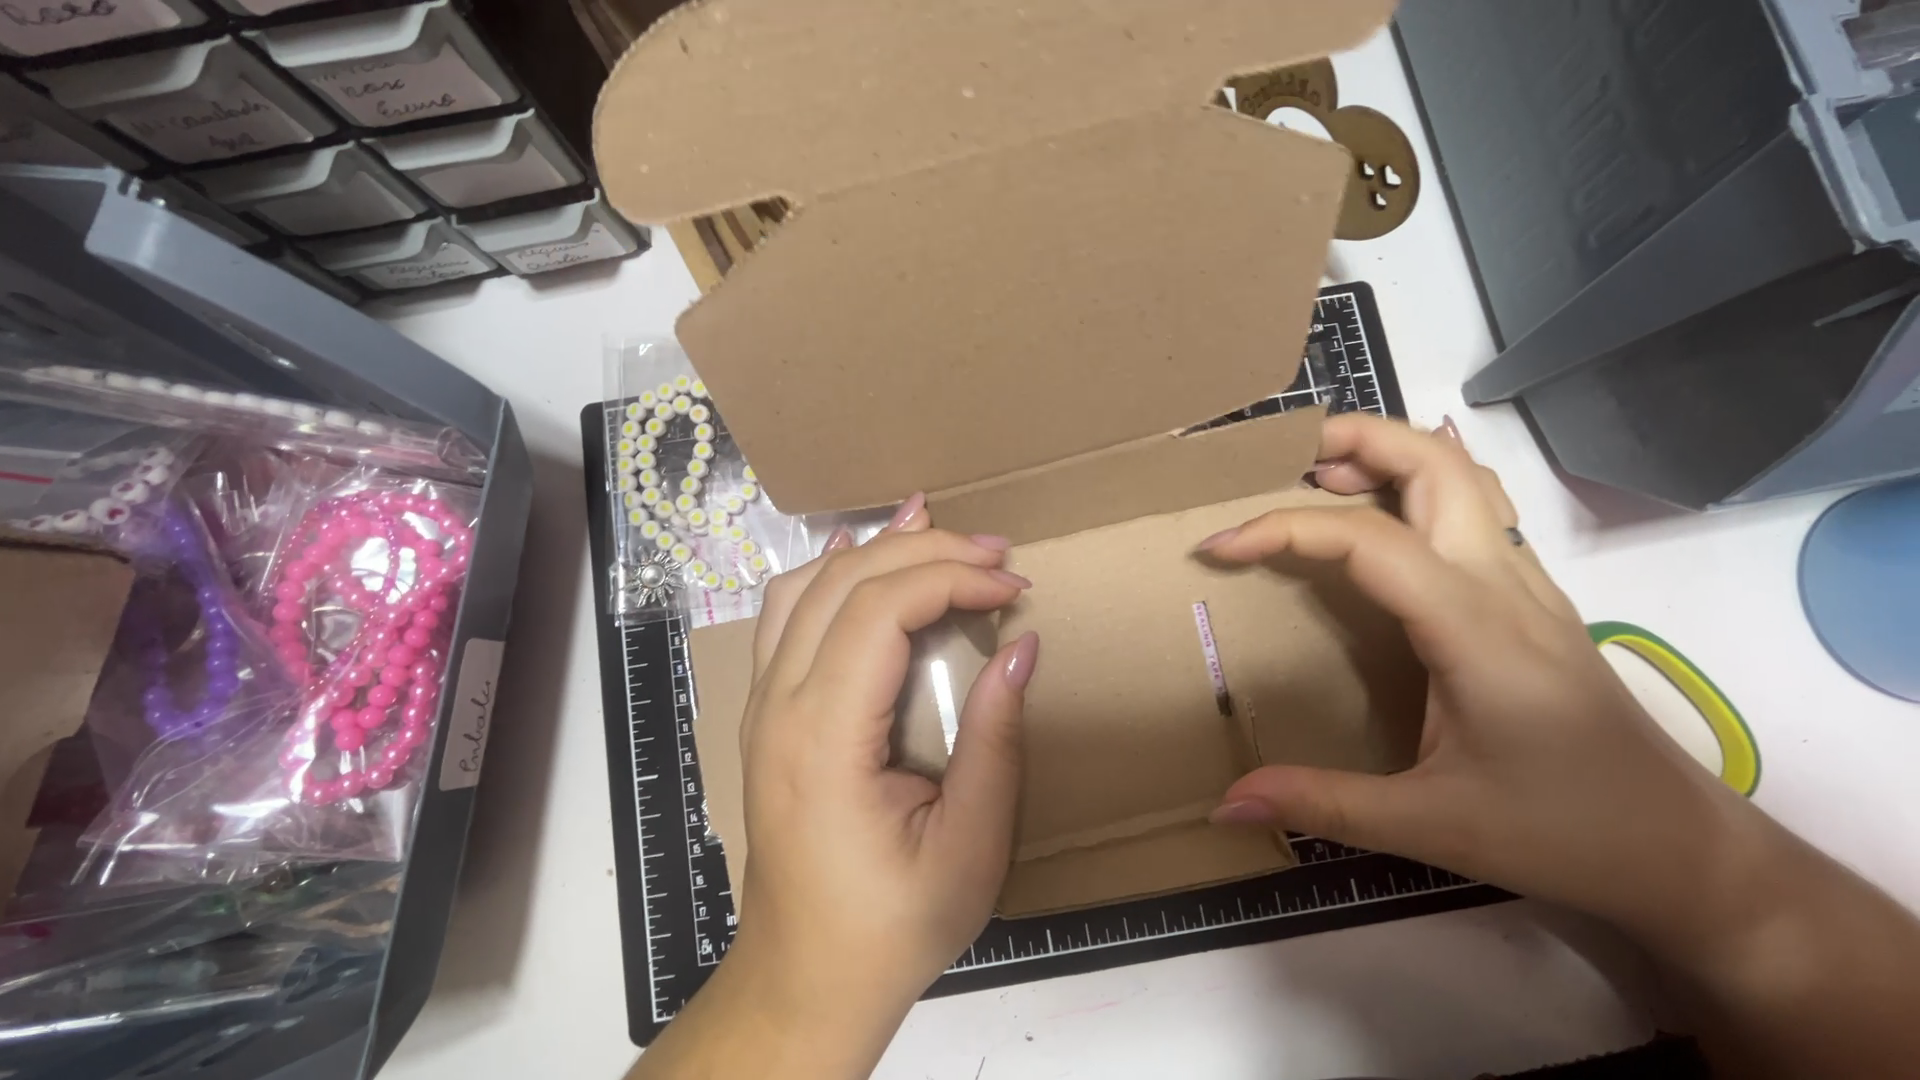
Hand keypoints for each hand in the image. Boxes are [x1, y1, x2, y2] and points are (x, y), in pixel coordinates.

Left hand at [725, 499, 1040, 1066]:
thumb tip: (1022, 646)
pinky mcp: (767, 713)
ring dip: (874, 549)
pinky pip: (787, 616)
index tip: (1015, 587)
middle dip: (926, 550)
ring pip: (806, 586)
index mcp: (823, 736)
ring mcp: (761, 705)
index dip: (954, 578)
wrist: (806, 978)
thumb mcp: (970, 847)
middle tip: (998, 552)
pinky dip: (830, 575)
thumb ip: (996, 740)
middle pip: (845, 581)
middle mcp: (778, 705)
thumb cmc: (893, 926)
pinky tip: (860, 557)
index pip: (882, 609)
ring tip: (934, 525)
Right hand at [1199, 414, 1760, 941]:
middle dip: (1356, 439)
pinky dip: (1418, 484)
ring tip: (1319, 474)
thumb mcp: (1431, 827)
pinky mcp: (1532, 599)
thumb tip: (1226, 802)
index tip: (1218, 547)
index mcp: (1474, 628)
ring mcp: (1527, 585)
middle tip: (1278, 458)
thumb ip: (1322, 805)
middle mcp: (1505, 584)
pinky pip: (1476, 508)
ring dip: (1389, 454)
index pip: (1368, 540)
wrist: (1685, 850)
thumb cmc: (1562, 832)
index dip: (1284, 528)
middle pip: (1436, 463)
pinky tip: (1384, 517)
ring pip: (1462, 476)